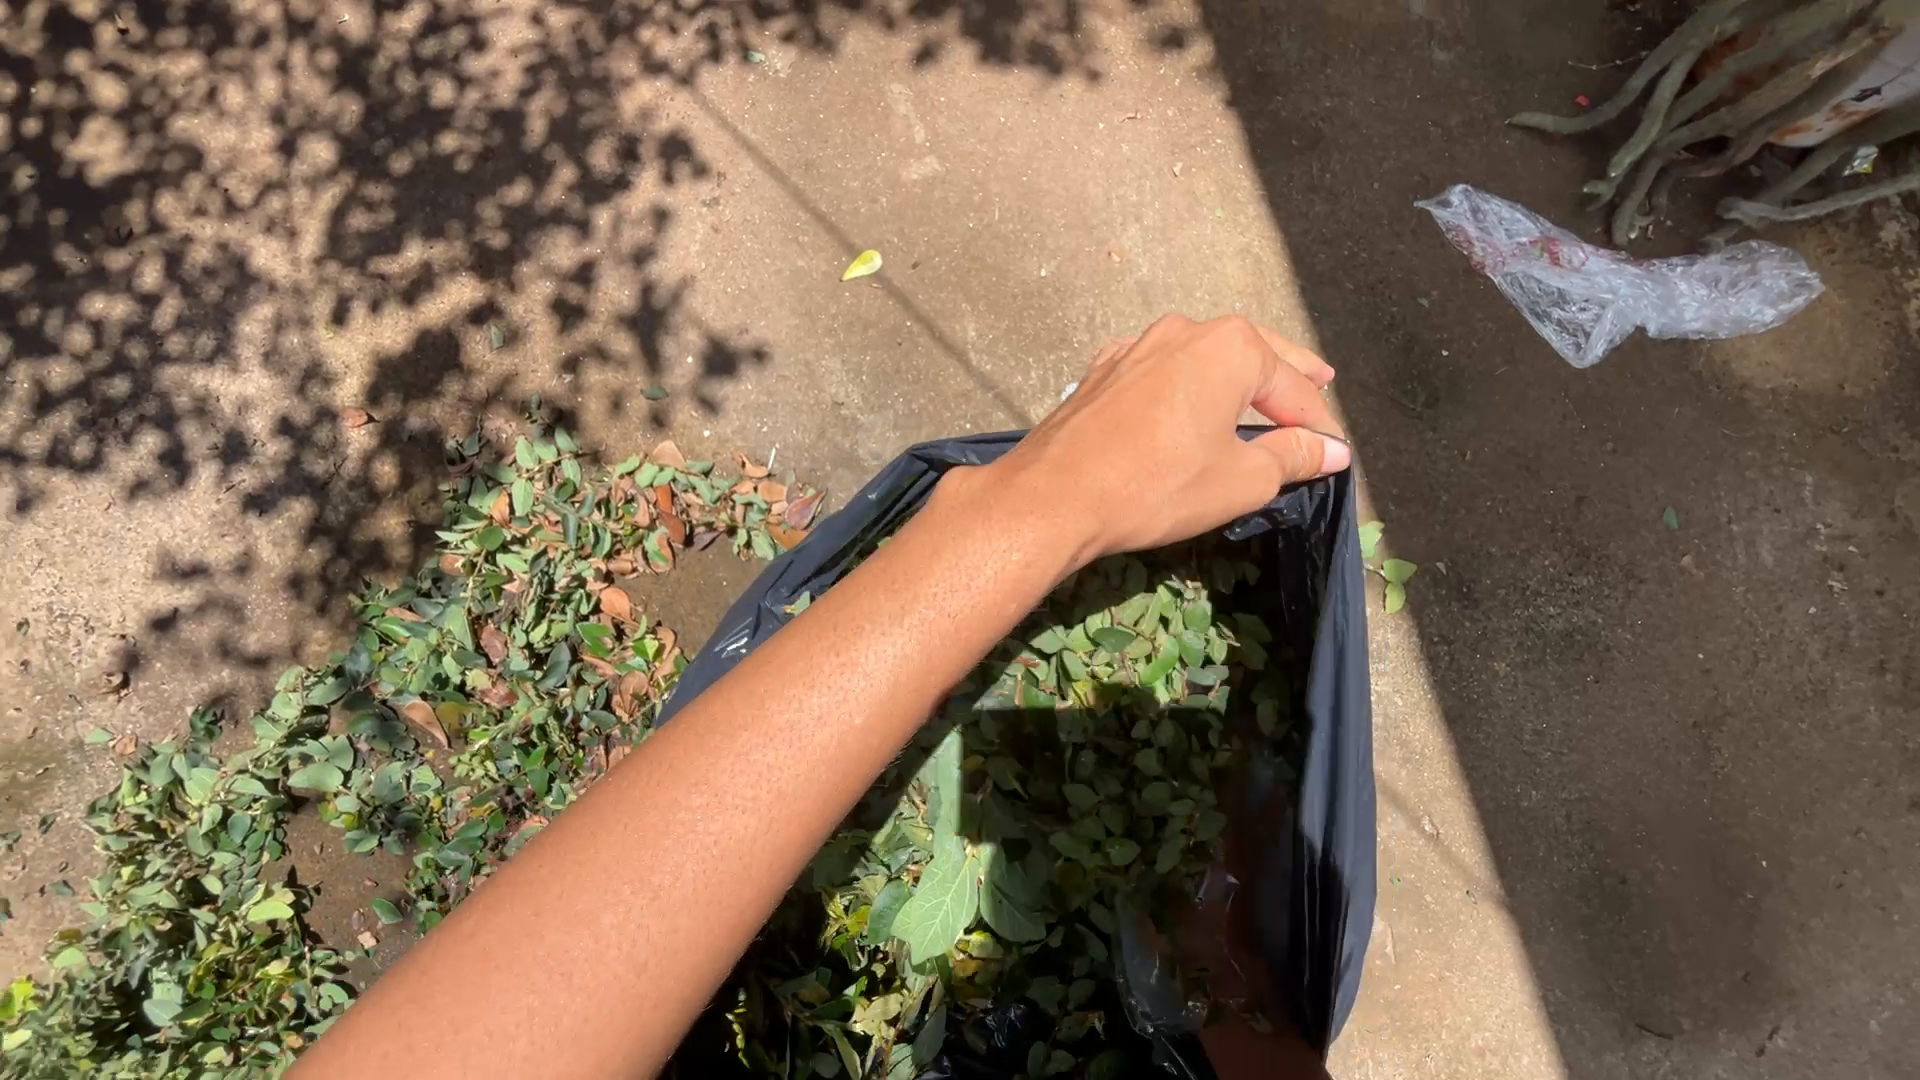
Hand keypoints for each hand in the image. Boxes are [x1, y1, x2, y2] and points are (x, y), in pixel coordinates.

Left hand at [984, 315, 1348, 562]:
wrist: (1053, 496)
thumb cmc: (1157, 486)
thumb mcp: (1241, 480)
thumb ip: (1292, 456)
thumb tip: (1330, 449)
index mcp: (1228, 347)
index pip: (1291, 387)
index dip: (1317, 422)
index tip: (1335, 450)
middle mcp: (1181, 332)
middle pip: (1249, 354)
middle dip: (1285, 375)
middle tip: (1320, 380)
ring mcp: (1133, 348)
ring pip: (1199, 357)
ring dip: (1230, 375)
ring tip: (1256, 390)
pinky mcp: (1099, 373)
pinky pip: (1158, 373)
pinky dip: (1182, 384)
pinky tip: (1184, 397)